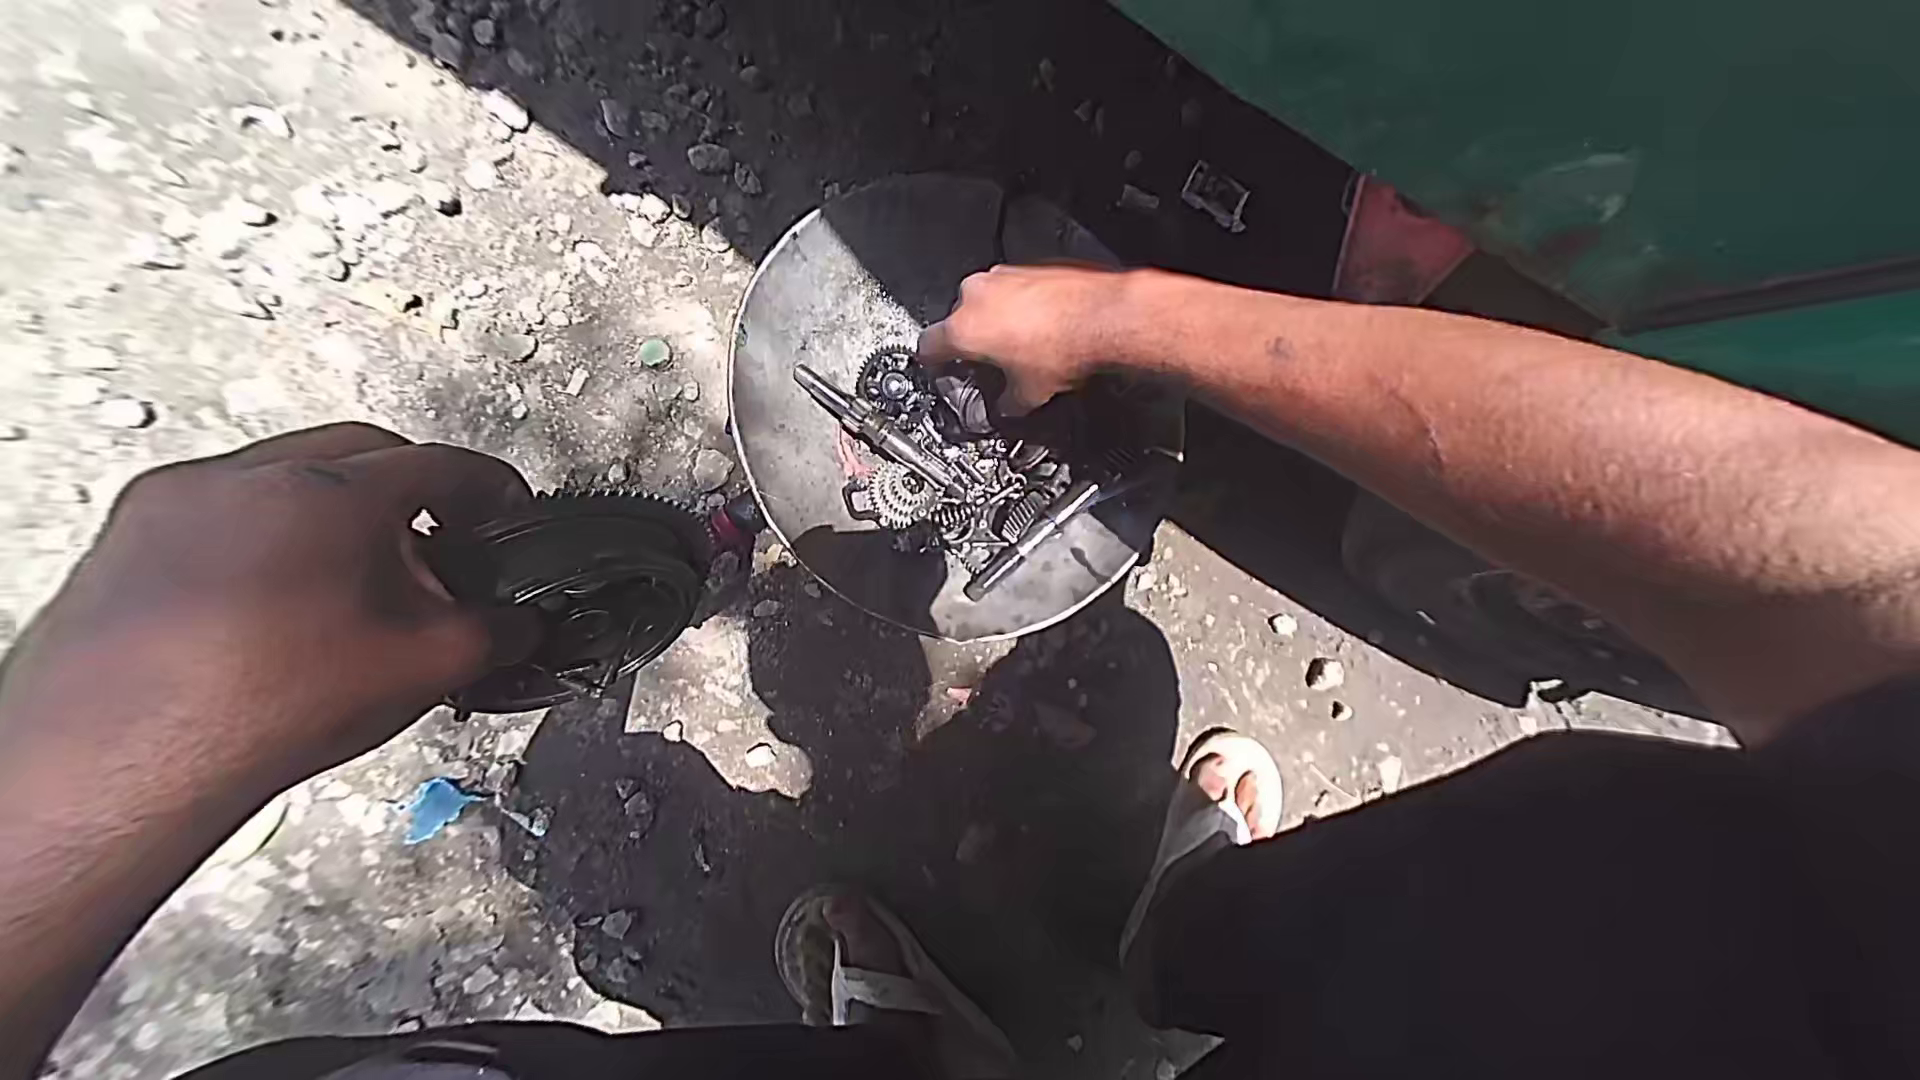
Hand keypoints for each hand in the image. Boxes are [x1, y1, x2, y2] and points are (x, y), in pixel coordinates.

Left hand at [0, 423, 532, 795]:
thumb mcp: (437, 660)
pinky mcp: (127, 543)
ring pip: (296, 473)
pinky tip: (311, 594)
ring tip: (381, 570)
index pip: (443, 463)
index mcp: (325, 496)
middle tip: (453, 532)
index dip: (495, 488)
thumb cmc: (256, 708)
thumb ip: (506, 628)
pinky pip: (237, 507)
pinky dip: (292, 530)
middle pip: (367, 451)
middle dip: (425, 489)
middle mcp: (239, 482)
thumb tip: (524, 623)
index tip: (508, 508)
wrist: (115, 777)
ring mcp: (170, 508)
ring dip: (356, 507)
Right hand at [917, 264, 1135, 411]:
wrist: (1105, 316)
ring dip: (997, 323)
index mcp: (964, 327)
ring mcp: (1003, 275)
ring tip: (1022, 347)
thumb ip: (1007, 403)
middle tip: (991, 363)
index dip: (931, 363)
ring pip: (986, 304)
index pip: (928, 346)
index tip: (938, 368)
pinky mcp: (1029, 267)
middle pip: (959, 323)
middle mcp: (977, 295)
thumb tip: (1008, 407)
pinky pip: (1013, 290)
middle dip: (973, 343)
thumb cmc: (1065, 346)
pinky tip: (1041, 329)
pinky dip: (1020, 308)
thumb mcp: (1028, 394)